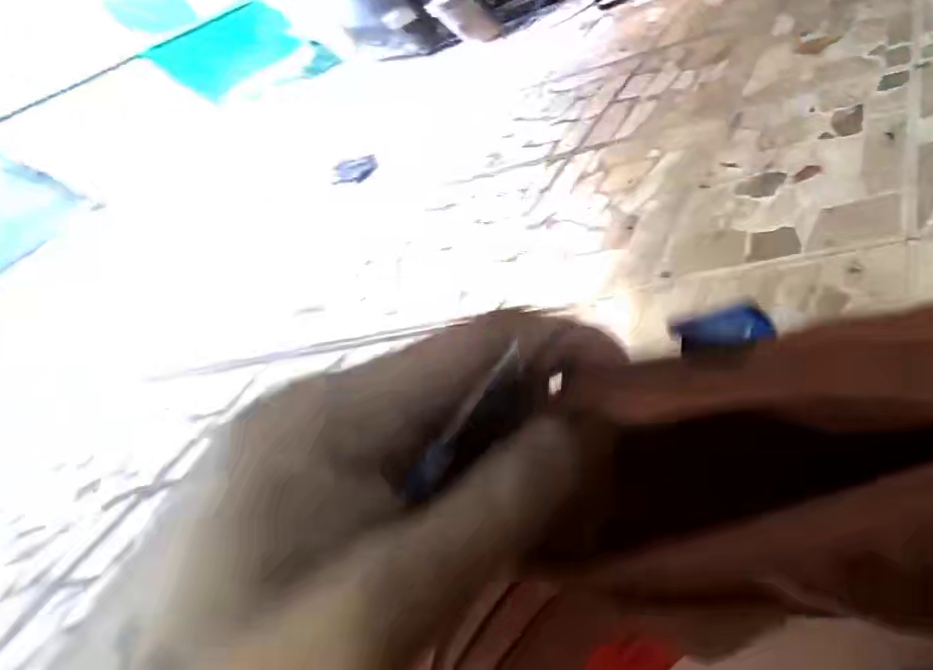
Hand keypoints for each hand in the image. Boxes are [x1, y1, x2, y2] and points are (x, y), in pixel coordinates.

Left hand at [133, 310, 622, 669]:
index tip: (633, 395)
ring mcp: (304, 457)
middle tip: (597, 478)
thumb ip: (509, 496)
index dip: (571, 348)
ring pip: (449, 428)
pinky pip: (415, 469)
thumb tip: (598, 418)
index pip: (486, 336)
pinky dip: (470, 490)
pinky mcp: (300, 502)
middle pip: (471, 381)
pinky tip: (485, 536)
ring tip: (553, 515)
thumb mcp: (392, 596)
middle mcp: (318, 410)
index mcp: (329, 408)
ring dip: (512, 458)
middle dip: (546, 415)